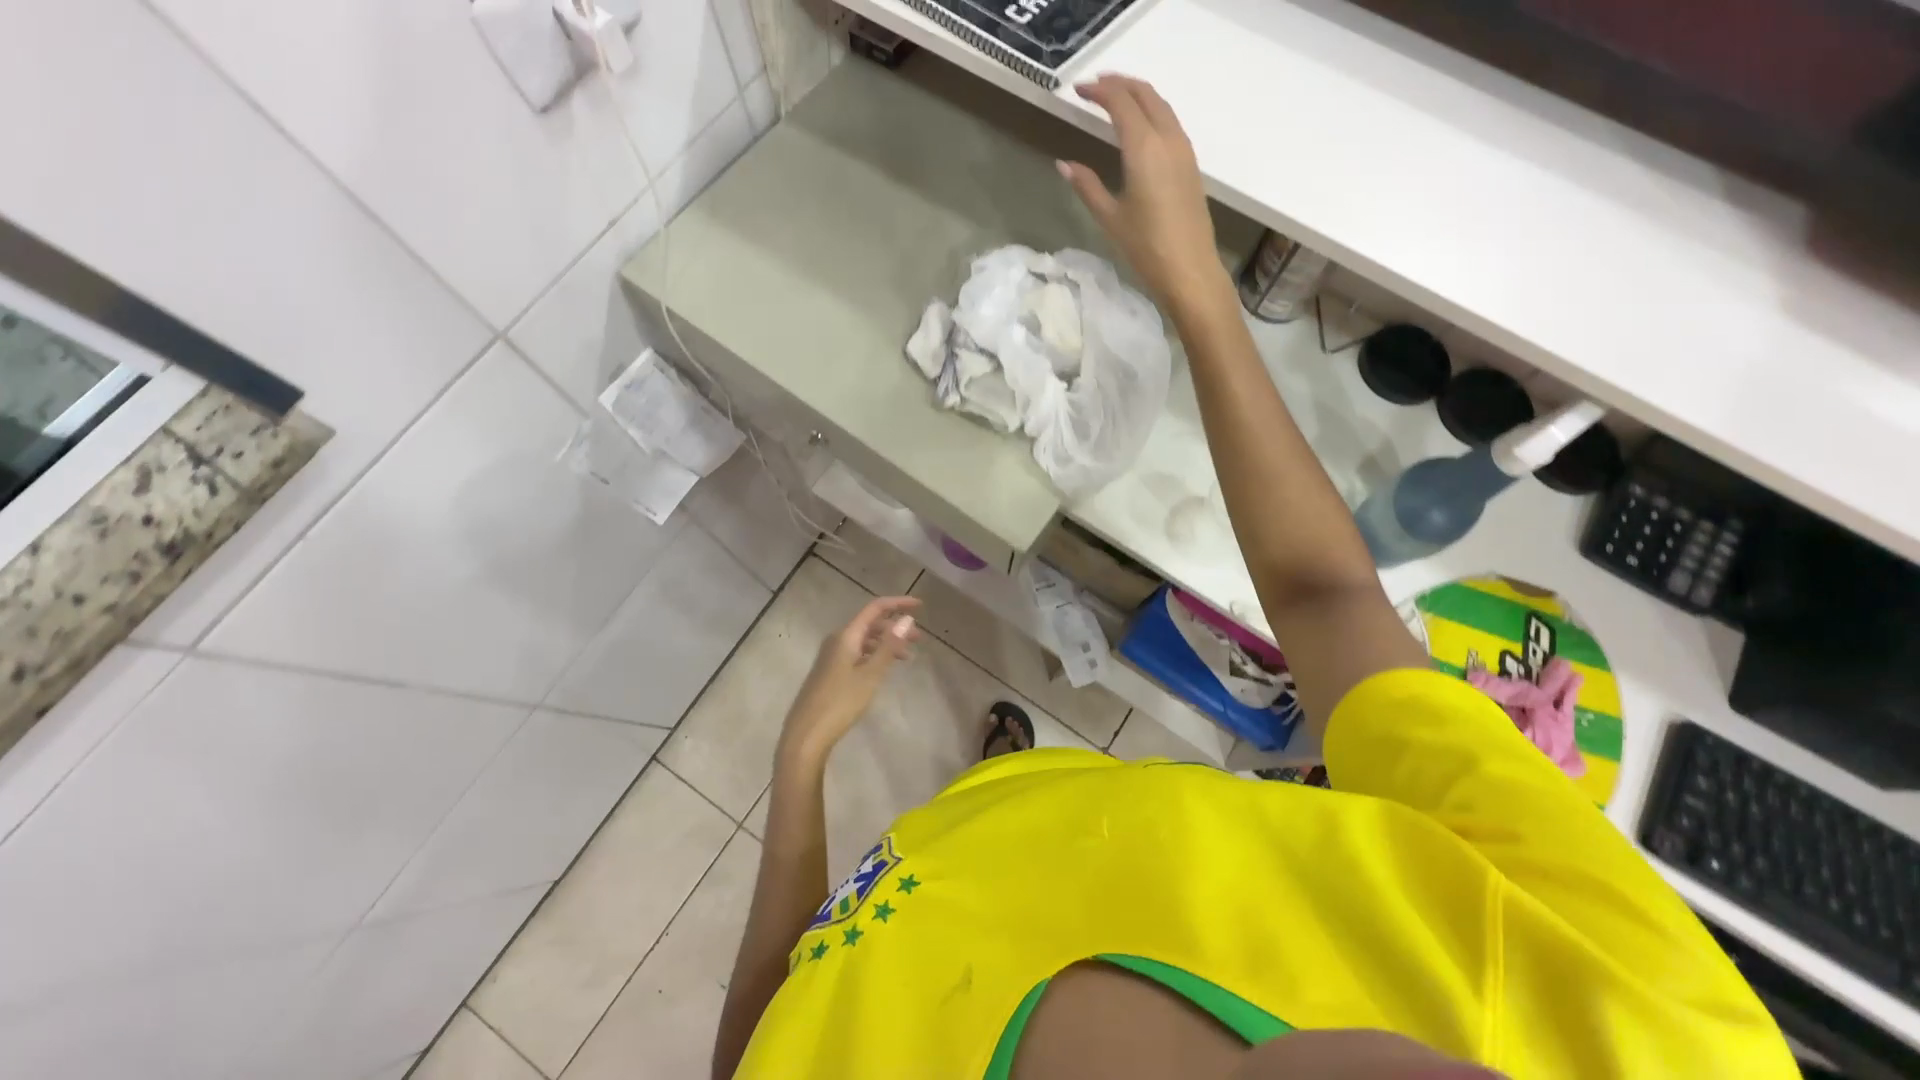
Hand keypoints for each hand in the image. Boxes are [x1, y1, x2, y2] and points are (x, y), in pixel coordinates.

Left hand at [777, 595, 922, 765]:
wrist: (807, 734)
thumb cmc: (841, 702)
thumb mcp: (870, 675)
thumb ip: (889, 647)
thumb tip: (907, 619)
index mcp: (846, 636)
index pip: (874, 608)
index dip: (897, 603)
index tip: (920, 606)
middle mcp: (837, 640)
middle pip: (870, 624)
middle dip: (895, 626)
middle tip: (919, 639)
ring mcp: (832, 656)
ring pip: (864, 640)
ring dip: (886, 643)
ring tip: (907, 656)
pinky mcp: (830, 672)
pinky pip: (857, 653)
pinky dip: (874, 655)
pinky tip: (884, 668)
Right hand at [1058, 75, 1228, 314]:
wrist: (1190, 270)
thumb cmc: (1146, 247)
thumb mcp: (1109, 217)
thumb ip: (1087, 185)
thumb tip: (1064, 164)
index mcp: (1144, 148)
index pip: (1120, 102)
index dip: (1099, 91)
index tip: (1078, 91)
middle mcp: (1167, 139)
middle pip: (1145, 94)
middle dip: (1120, 84)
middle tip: (1095, 86)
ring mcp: (1184, 150)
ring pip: (1161, 105)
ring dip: (1138, 95)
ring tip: (1115, 99)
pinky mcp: (1191, 164)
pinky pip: (1170, 123)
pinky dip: (1152, 112)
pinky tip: (1138, 126)